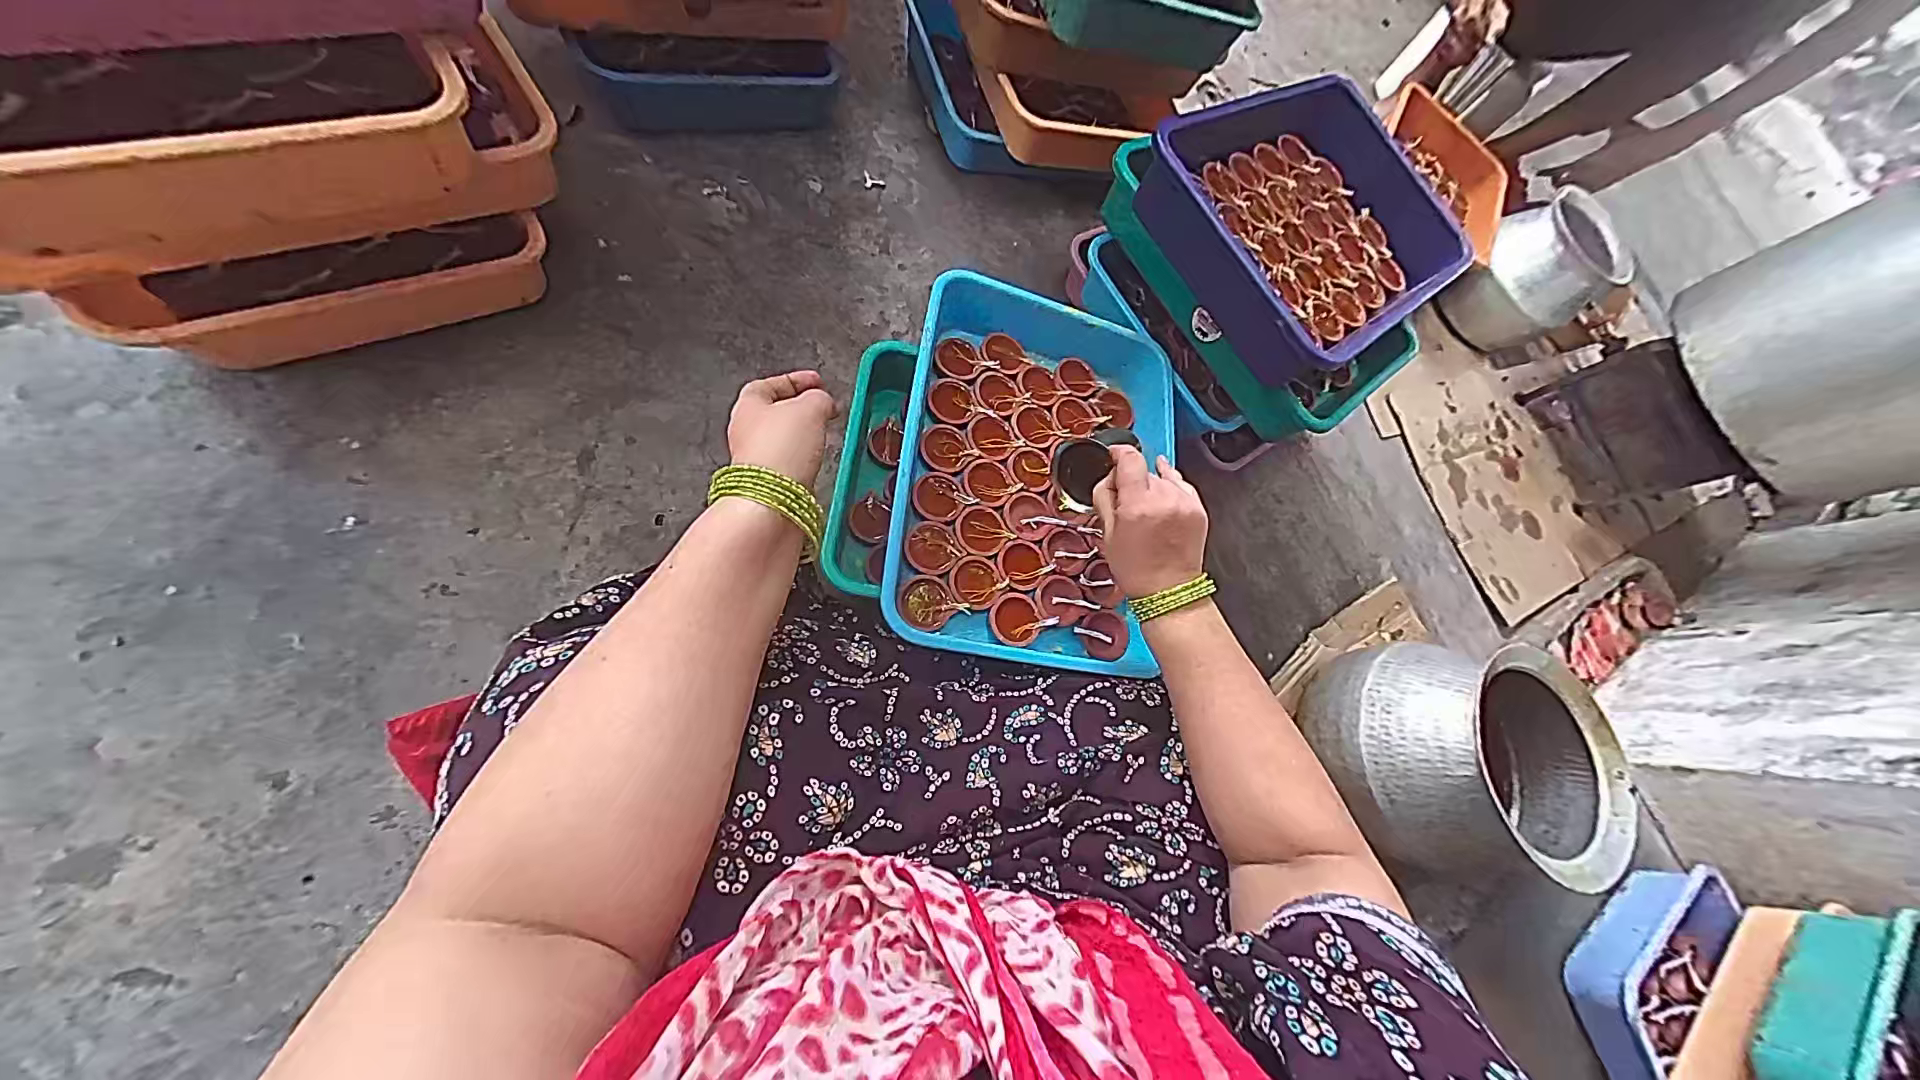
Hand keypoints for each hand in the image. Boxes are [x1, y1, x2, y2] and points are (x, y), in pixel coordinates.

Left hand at [727, 371, 835, 483]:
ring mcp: (757, 458)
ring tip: (823, 433)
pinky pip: (788, 462)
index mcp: (748, 406)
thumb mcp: (810, 408)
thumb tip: (825, 402)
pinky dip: (803, 457)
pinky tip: (815, 460)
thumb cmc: (779, 451)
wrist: (773, 498)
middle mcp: (747, 432)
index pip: (771, 383)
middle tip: (823, 408)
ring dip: (803, 434)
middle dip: (801, 408)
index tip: (817, 382)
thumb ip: (819, 398)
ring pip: (783, 439)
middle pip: (775, 412)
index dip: (797, 380)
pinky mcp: (769, 482)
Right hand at [1091, 445, 1208, 598]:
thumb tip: (1108, 477)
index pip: (1129, 458)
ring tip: (1145, 512)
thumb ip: (1104, 497)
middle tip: (1124, 502)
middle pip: (1143, 470)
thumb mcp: (1107, 533)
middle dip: (1131, 480)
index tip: (1112, 456)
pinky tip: (1160, 499)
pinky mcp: (1198, 508)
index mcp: (1137, 505)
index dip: (1117, 453)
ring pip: (1161, 477)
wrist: (1168, 590)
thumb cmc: (1136, 569)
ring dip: (1150, 486)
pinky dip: (1169, 488)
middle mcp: (1164, 498)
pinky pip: (1180, 485)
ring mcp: (1184, 502)